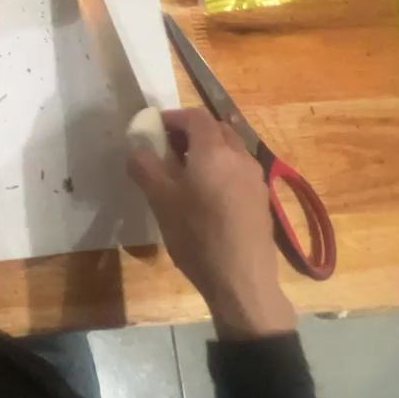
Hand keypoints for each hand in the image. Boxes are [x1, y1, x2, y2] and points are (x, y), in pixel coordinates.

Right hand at [129, 108, 296, 339]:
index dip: (172, 117)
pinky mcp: (261, 198)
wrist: (242, 280)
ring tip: (183, 173)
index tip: (153, 130)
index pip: (195, 116)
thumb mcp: (160, 200)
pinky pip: (237, 169)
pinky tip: (205, 196)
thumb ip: (145, 167)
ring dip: (206, 150)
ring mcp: (255, 178)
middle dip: (190, 132)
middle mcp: (240, 156)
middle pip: (216, 129)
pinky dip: (220, 168)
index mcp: (214, 151)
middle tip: (166, 149)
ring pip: (229, 149)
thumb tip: (137, 149)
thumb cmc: (196, 235)